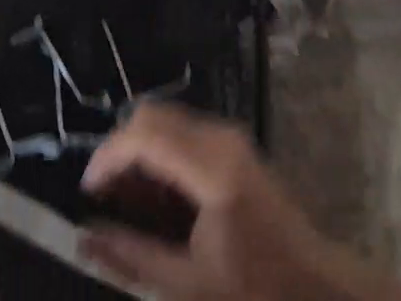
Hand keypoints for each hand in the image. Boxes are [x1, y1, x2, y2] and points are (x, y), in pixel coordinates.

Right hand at [79, 104, 400, 300]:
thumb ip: (132, 256)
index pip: (143, 136)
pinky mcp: (233, 145)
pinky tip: (155, 196)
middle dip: (119, 150)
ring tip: (126, 200)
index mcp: (211, 168)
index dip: (107, 157)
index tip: (87, 192)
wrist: (317, 287)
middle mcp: (220, 138)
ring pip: (164, 120)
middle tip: (104, 196)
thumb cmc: (256, 289)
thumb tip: (83, 237)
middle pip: (151, 116)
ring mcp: (229, 137)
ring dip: (138, 151)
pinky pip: (181, 131)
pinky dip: (158, 153)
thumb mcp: (188, 284)